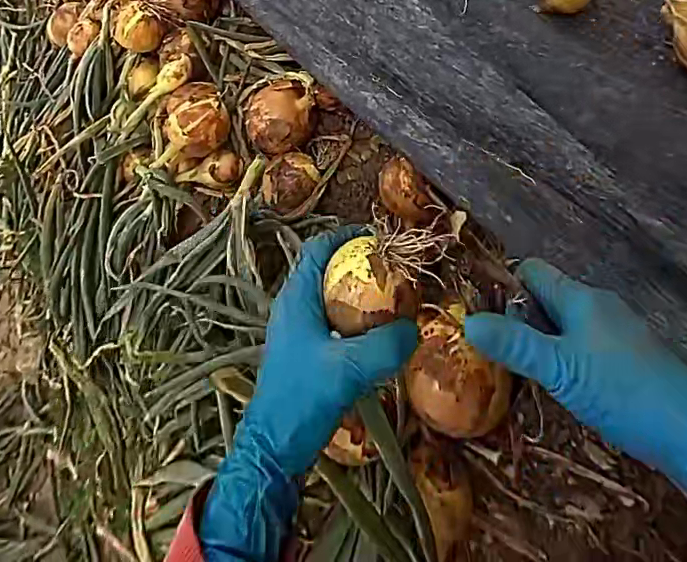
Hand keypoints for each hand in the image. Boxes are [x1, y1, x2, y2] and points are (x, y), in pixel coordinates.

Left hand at [202, 226, 415, 561]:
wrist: (272, 450)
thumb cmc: (301, 400)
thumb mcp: (349, 369)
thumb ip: (385, 346)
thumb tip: (414, 329)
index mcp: (296, 297)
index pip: (319, 247)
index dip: (347, 235)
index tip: (378, 238)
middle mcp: (293, 306)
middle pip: (327, 269)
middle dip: (359, 264)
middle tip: (392, 269)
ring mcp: (296, 330)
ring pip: (330, 296)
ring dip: (358, 294)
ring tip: (390, 299)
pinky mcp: (303, 351)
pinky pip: (332, 321)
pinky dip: (354, 319)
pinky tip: (376, 335)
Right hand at [464, 258, 686, 465]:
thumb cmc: (621, 391)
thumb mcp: (559, 369)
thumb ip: (515, 345)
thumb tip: (468, 322)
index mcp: (579, 296)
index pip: (531, 270)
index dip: (506, 287)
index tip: (485, 319)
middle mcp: (598, 303)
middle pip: (547, 297)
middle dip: (522, 320)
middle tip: (500, 355)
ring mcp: (617, 329)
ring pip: (566, 323)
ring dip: (544, 342)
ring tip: (526, 375)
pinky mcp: (630, 355)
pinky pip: (585, 343)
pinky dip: (568, 357)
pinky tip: (564, 388)